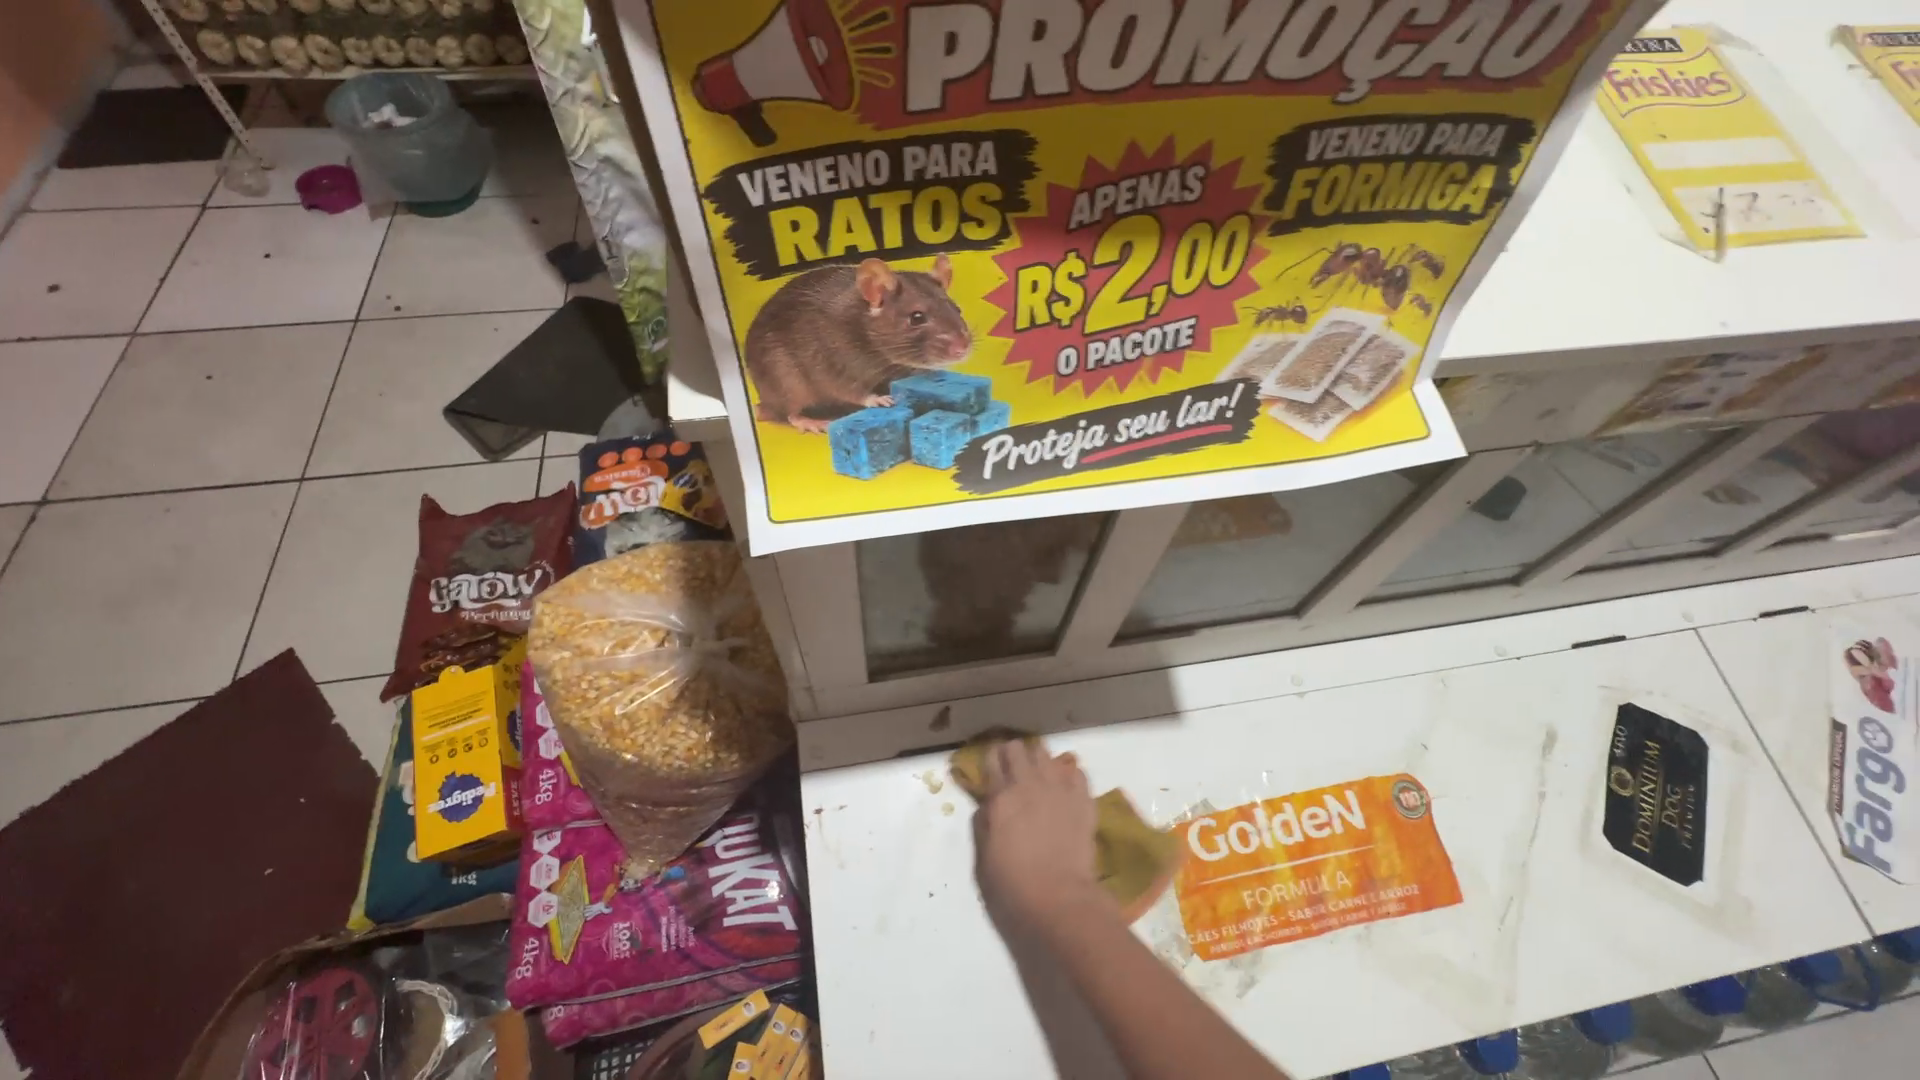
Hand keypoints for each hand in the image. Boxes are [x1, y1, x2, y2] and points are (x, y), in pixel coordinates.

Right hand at [972, 739, 1111, 930]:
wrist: (1059, 898)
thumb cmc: (1013, 884)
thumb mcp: (983, 857)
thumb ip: (983, 824)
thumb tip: (987, 806)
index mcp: (1001, 797)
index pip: (992, 760)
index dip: (990, 759)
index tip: (991, 764)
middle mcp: (1029, 784)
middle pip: (1018, 749)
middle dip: (1013, 753)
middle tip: (1013, 766)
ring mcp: (1059, 789)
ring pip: (1046, 754)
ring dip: (1039, 759)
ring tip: (1039, 772)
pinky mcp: (1083, 800)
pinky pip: (1077, 772)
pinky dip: (1069, 774)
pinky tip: (1066, 786)